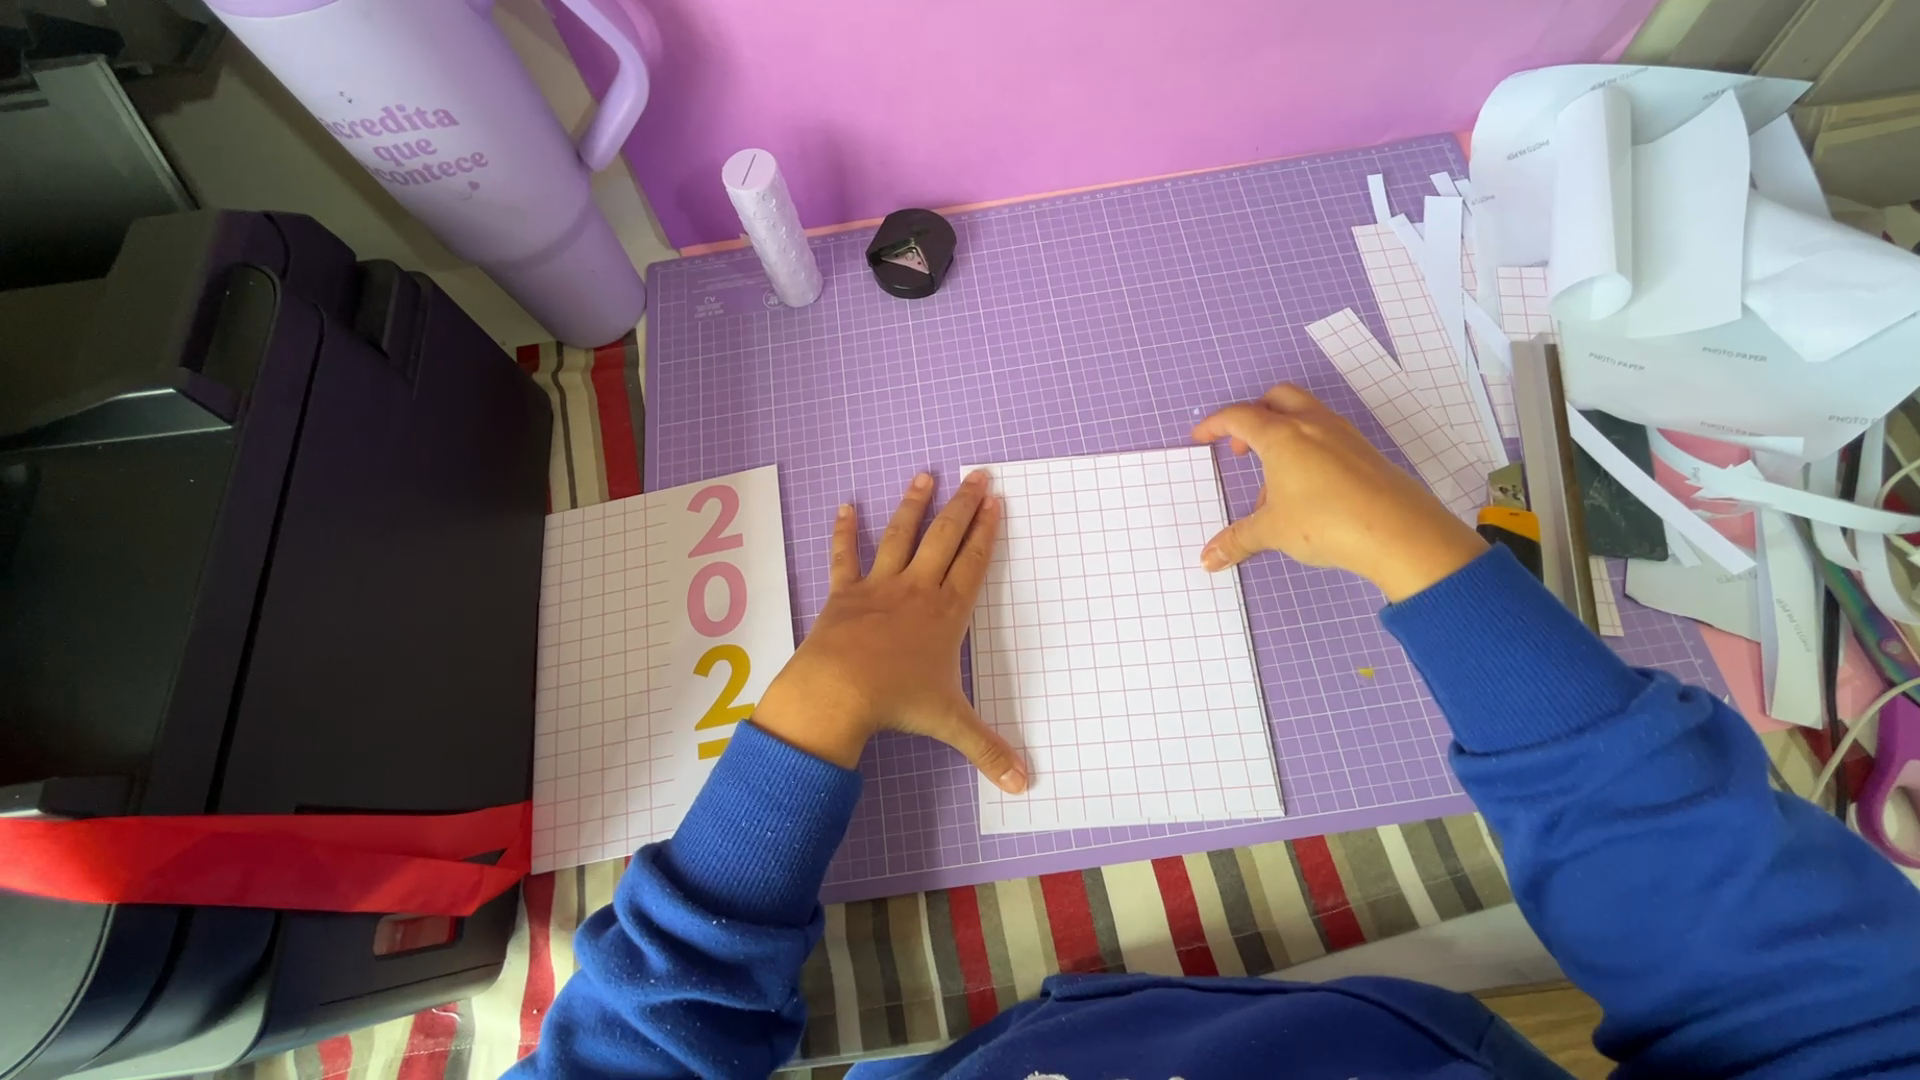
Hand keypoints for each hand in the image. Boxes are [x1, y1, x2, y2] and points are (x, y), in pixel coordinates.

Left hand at [752, 470, 1027, 792]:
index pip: (973, 563)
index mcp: (945, 612)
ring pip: (900, 536)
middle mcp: (916, 589)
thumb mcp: (949, 723)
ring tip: (924, 476)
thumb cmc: (897, 701)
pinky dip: (844, 532)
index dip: (986, 531)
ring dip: (913, 506)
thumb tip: (1025, 785)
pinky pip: (844, 556)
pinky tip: (845, 507)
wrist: (838, 690)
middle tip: (977, 475)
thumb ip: (988, 749)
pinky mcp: (844, 593)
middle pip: (944, 538)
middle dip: (963, 505)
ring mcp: (878, 586)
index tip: (995, 502)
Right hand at [1191, 384, 1486, 601]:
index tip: (1201, 437)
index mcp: (1282, 436)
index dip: (1215, 425)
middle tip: (1242, 447)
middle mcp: (1313, 425)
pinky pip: (1327, 437)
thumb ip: (1237, 540)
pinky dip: (1307, 450)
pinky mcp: (1365, 452)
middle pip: (1277, 398)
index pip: (1239, 417)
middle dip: (1254, 416)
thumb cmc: (1325, 522)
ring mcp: (1344, 435)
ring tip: (1273, 482)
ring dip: (1282, 435)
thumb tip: (1207, 560)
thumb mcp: (1272, 532)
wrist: (1399, 532)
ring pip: (1305, 415)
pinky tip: (1306, 491)